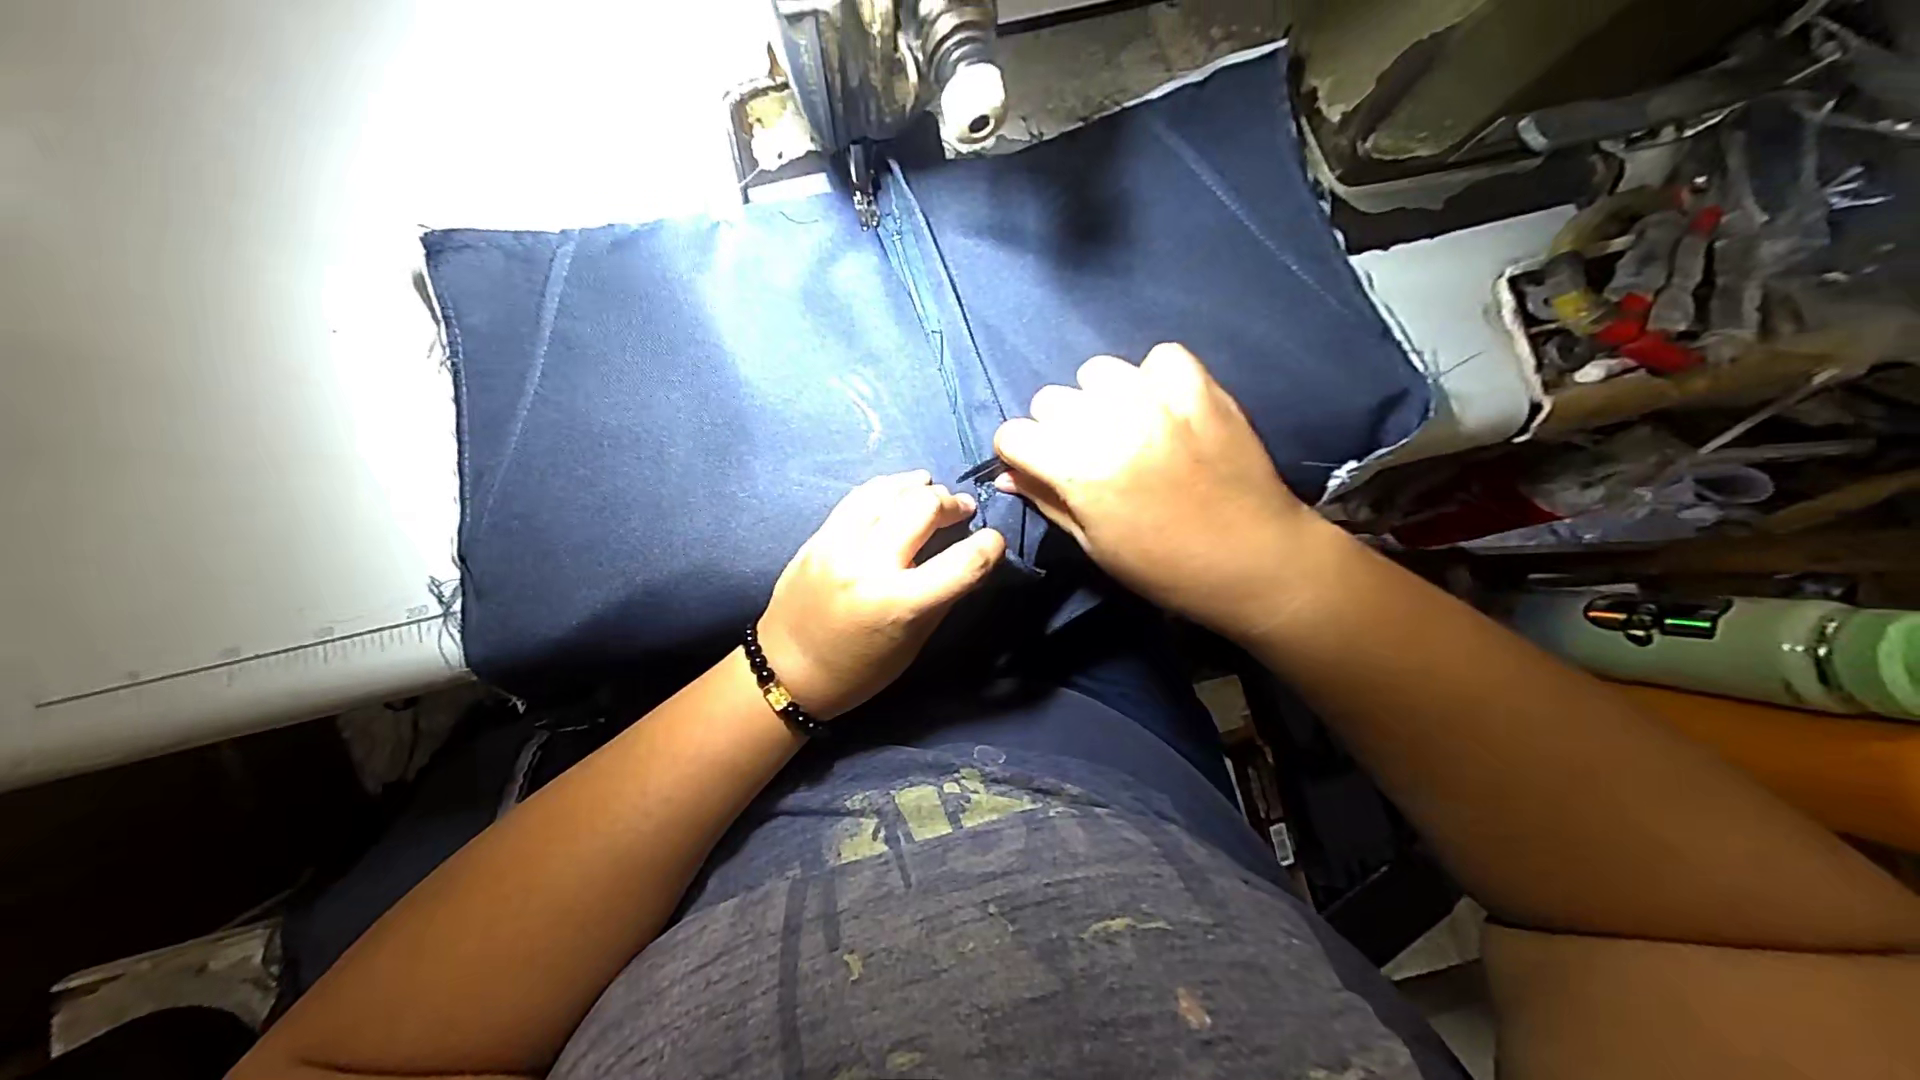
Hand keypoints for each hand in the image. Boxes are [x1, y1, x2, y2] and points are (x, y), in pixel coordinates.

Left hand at [756, 470, 1005, 718]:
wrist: (787, 671)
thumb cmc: (860, 670)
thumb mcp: (914, 642)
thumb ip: (945, 594)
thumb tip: (971, 557)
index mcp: (898, 603)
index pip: (964, 561)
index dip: (990, 546)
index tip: (992, 543)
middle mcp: (868, 564)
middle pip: (925, 507)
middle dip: (952, 504)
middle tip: (962, 511)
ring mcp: (838, 545)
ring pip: (890, 490)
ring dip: (920, 488)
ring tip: (933, 493)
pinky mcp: (819, 537)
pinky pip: (859, 496)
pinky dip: (888, 487)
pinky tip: (901, 490)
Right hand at [992, 343, 1322, 638]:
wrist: (1252, 560)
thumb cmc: (1163, 567)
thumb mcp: (1092, 543)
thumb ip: (1046, 498)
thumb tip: (1008, 475)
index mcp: (1077, 469)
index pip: (1013, 434)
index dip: (1020, 454)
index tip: (1040, 467)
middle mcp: (1109, 423)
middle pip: (1050, 400)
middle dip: (1059, 428)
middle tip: (1091, 456)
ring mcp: (1156, 399)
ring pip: (1097, 371)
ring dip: (1102, 399)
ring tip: (1129, 428)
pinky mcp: (1199, 386)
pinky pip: (1158, 358)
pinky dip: (1155, 379)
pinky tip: (1166, 409)